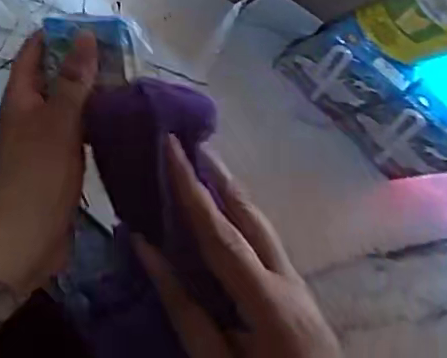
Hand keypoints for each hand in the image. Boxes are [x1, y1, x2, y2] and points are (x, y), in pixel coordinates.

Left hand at [0, 30, 96, 292]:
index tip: (88, 27)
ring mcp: (41, 140)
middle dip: (79, 64)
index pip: (34, 52)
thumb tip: (84, 35)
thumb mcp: (58, 120)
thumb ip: (73, 80)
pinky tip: (119, 125)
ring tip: (125, 85)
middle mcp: (28, 112)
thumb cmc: (36, 172)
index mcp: (21, 95)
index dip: (56, 35)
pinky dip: (93, 125)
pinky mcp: (55, 166)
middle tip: (118, 56)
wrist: (20, 237)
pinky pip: (75, 134)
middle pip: (53, 77)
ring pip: (66, 106)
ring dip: (89, 95)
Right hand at [134, 136, 340, 357]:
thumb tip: (142, 243)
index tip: (169, 143)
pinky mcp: (303, 303)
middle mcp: (291, 286)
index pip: (220, 230)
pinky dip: (241, 219)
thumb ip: (180, 304)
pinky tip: (225, 216)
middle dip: (218, 176)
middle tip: (189, 142)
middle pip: (251, 216)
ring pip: (264, 228)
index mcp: (269, 302)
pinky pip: (267, 245)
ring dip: (231, 194)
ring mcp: (303, 293)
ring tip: (202, 166)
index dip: (190, 185)